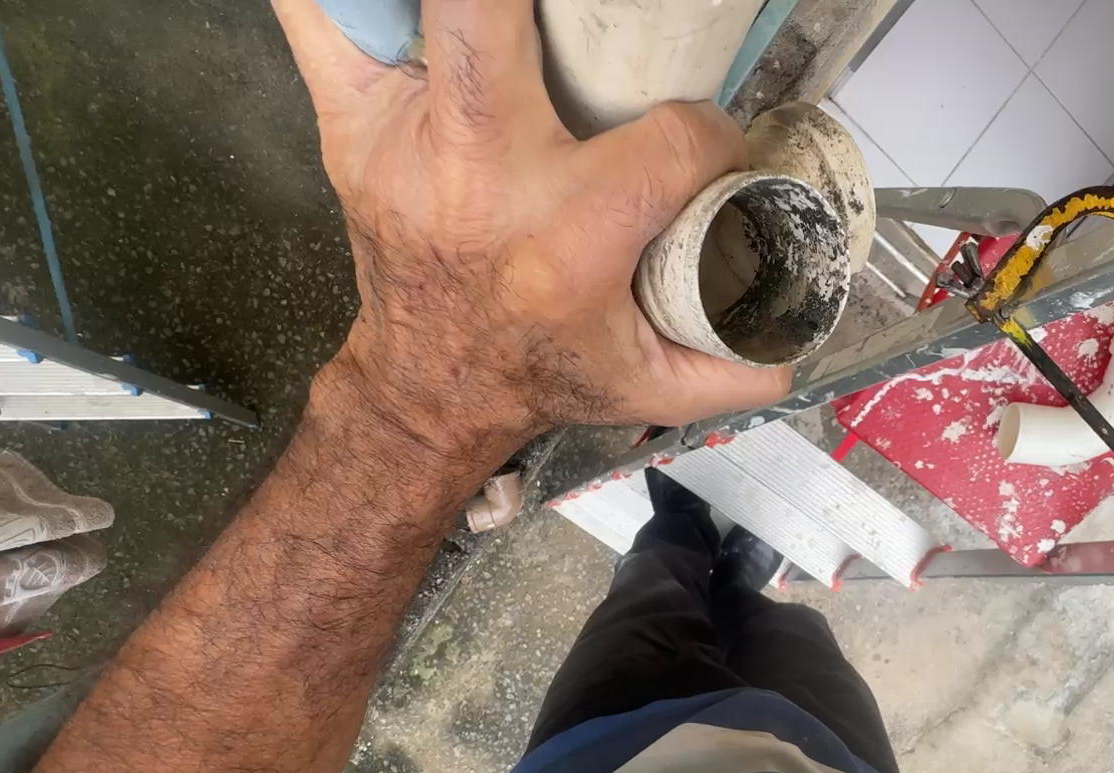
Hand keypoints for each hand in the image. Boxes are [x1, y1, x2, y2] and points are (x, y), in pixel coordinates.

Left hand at [273, 0, 791, 471]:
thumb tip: (794, 345)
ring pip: (413, 3)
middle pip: (488, 13)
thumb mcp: (652, 392)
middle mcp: (484, 180)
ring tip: (532, 29)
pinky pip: (319, 14)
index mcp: (570, 244)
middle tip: (603, 30)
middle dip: (564, 8)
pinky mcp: (353, 125)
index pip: (667, 140)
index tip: (707, 146)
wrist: (434, 386)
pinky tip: (419, 14)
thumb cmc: (544, 376)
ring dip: (474, 2)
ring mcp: (407, 143)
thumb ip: (732, 373)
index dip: (709, 132)